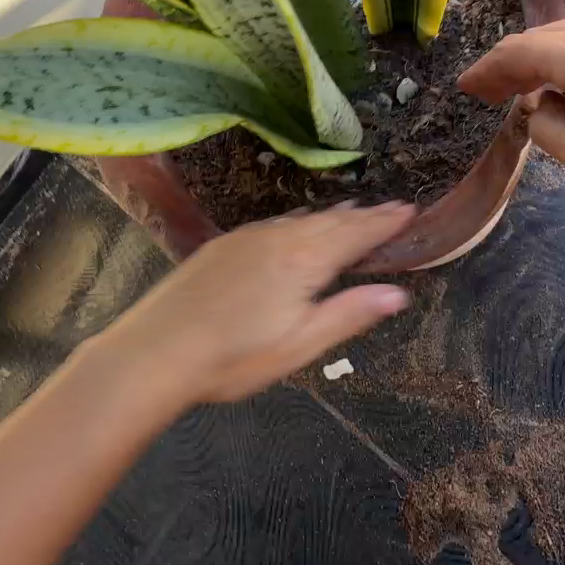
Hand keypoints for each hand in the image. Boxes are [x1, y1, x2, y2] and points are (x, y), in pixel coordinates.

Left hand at [82, 202, 416, 406]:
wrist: (155, 351)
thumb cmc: (234, 358)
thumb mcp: (300, 346)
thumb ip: (349, 314)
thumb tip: (399, 293)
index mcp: (304, 260)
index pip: (355, 233)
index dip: (384, 222)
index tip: (410, 209)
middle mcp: (278, 237)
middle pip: (331, 220)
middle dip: (364, 215)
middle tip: (390, 207)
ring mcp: (247, 237)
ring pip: (301, 219)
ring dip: (331, 215)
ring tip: (352, 210)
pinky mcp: (223, 245)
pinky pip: (274, 223)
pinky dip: (299, 221)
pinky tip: (296, 226)